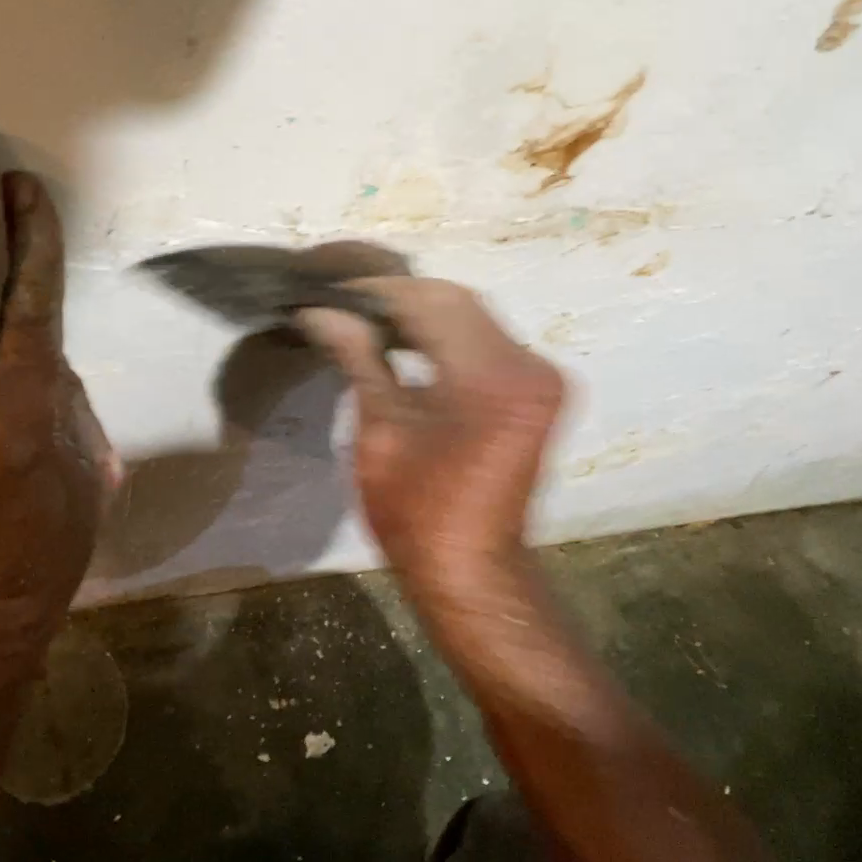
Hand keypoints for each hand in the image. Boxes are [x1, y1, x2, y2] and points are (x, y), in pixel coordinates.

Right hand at [297, 279, 564, 597]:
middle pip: (457, 302)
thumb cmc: (416, 511)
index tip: (331, 293)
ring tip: (364, 321)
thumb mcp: (379, 430)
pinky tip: (403, 342)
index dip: (377, 292)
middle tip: (343, 305)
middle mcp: (529, 365)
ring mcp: (540, 377)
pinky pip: (485, 341)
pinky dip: (444, 336)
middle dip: (398, 298)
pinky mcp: (537, 390)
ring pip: (472, 316)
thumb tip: (321, 312)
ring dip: (420, 314)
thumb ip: (358, 358)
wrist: (472, 569)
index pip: (430, 301)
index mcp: (492, 376)